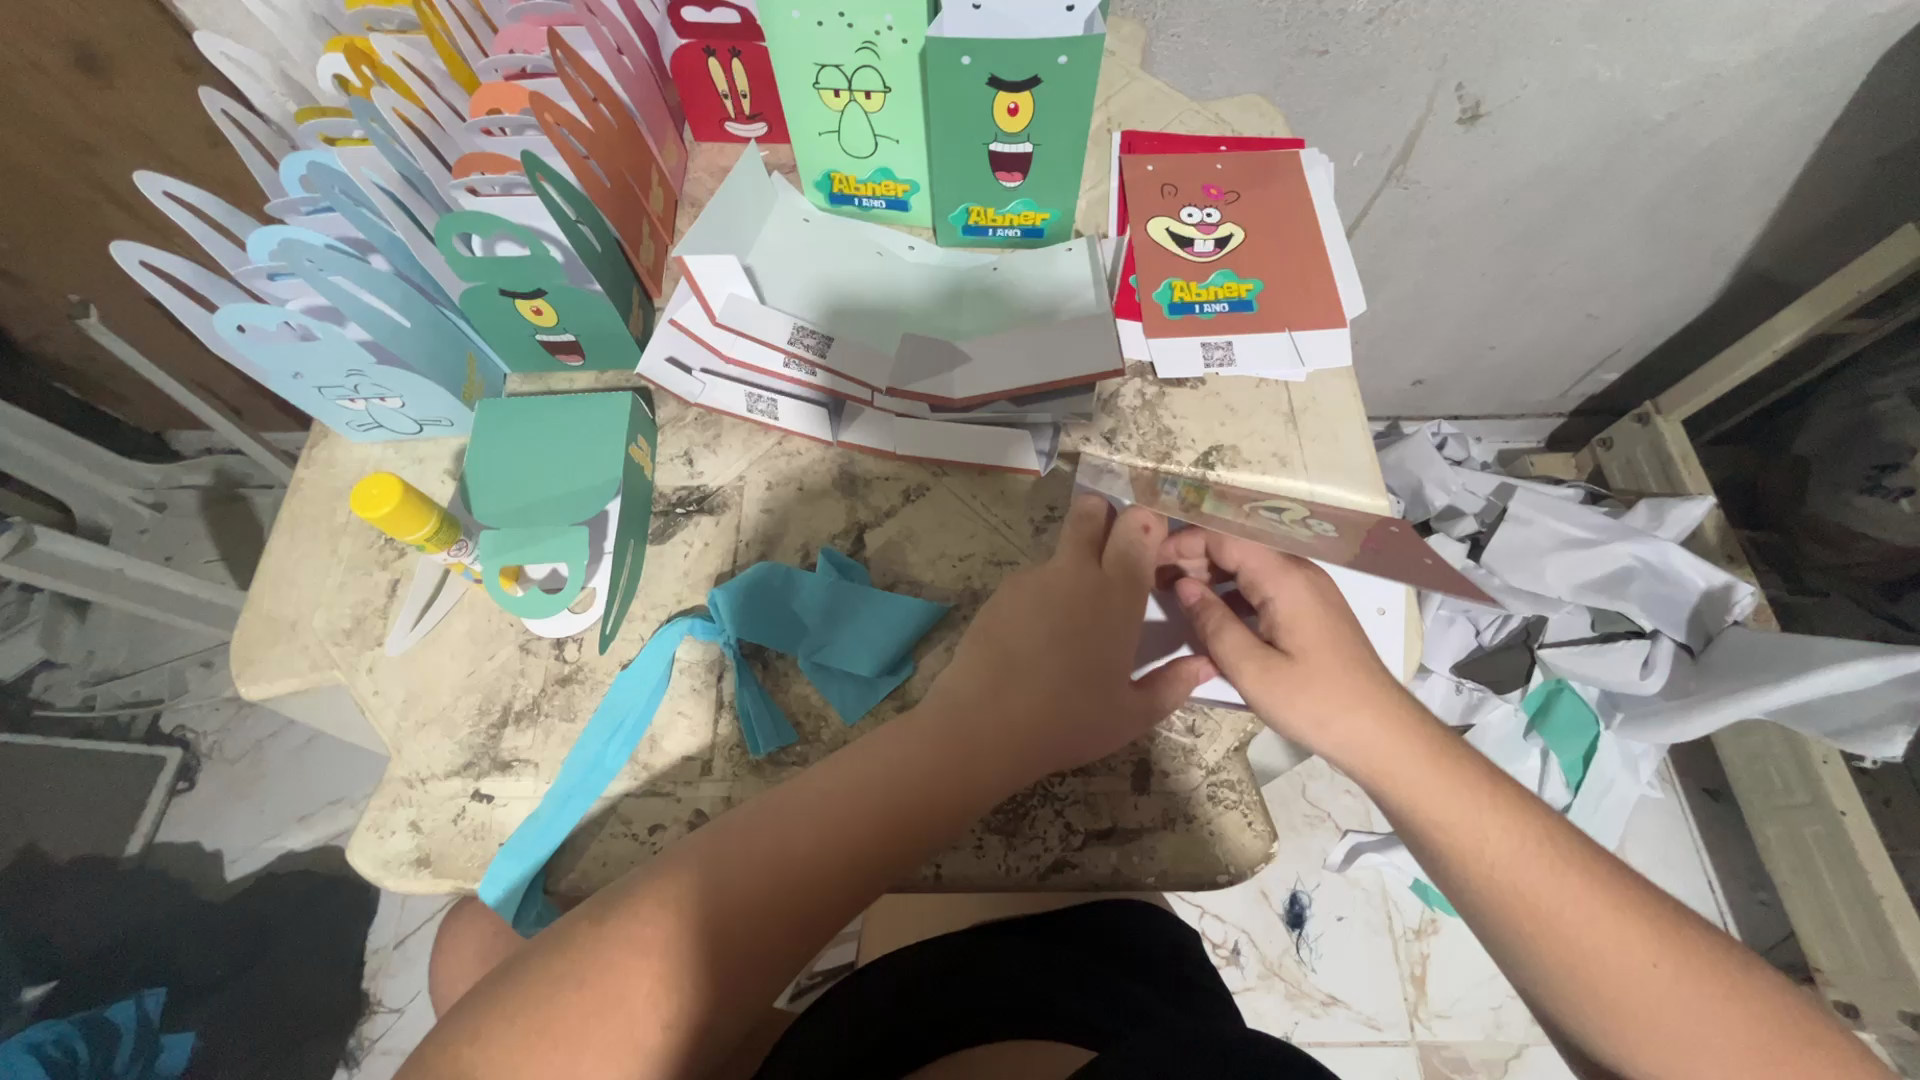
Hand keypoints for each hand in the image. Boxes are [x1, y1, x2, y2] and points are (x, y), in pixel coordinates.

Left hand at [923, 495, 1217, 784]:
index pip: (1138, 527)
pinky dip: (1040, 598)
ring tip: (1067, 623)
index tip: (1150, 545)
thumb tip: (1205, 666)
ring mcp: (1032, 579)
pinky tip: (1034, 639)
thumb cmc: (1069, 721)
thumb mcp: (1132, 715)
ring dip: (1070, 569)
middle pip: (1090, 512)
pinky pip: (1031, 582)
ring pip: (1059, 552)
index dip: (1146, 524)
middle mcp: (1075, 572)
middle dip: (1103, 516)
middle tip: (1109, 550)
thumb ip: (1173, 684)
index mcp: (1117, 593)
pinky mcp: (1000, 593)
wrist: (985, 726)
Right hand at [1157, 528, 1422, 762]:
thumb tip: (1183, 585)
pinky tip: (1212, 615)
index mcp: (1284, 578)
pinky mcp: (1312, 608)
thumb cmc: (1314, 702)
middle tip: (1154, 581)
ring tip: (1176, 596)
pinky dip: (1233, 592)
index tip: (1150, 561)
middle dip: (1193, 556)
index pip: (1224, 536)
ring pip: (1250, 565)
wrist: (1381, 732)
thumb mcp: (1250, 668)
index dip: (1183, 542)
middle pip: (1238, 545)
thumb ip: (1212, 621)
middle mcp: (1299, 571)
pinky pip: (1264, 585)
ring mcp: (1309, 589)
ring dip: (1212, 574)